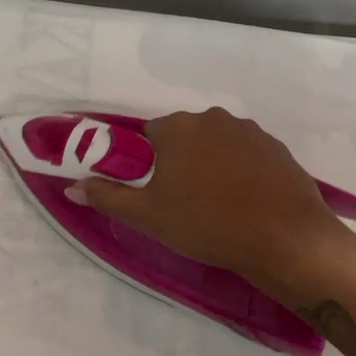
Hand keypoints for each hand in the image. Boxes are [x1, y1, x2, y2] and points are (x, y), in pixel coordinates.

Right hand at [69, 107, 355, 292]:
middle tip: (184, 202)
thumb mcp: (148, 216)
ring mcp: (249, 130)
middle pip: (185, 136)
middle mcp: (212, 118)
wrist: (284, 237)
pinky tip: (247, 203)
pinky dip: (243, 172)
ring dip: (213, 165)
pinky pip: (248, 155)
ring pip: (218, 145)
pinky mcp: (276, 148)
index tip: (156, 192)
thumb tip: (71, 187)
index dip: (149, 163)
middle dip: (181, 162)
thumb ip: (108, 197)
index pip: (149, 135)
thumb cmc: (207, 223)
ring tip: (219, 206)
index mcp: (177, 127)